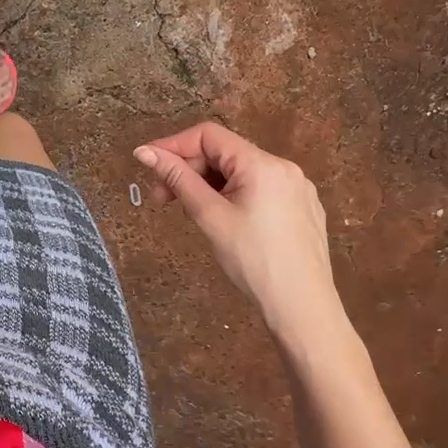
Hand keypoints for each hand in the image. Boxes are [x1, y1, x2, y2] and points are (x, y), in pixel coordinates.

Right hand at [133, 122, 341, 339]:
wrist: (304, 312)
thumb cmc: (253, 261)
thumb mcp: (209, 215)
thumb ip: (176, 177)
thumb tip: (142, 150)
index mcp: (263, 164)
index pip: (208, 135)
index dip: (173, 145)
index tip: (148, 165)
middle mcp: (284, 168)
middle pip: (223, 153)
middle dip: (189, 170)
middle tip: (163, 198)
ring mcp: (297, 190)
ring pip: (238, 172)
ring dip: (208, 185)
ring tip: (191, 212)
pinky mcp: (302, 210)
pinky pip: (257, 189)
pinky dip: (232, 196)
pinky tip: (223, 221)